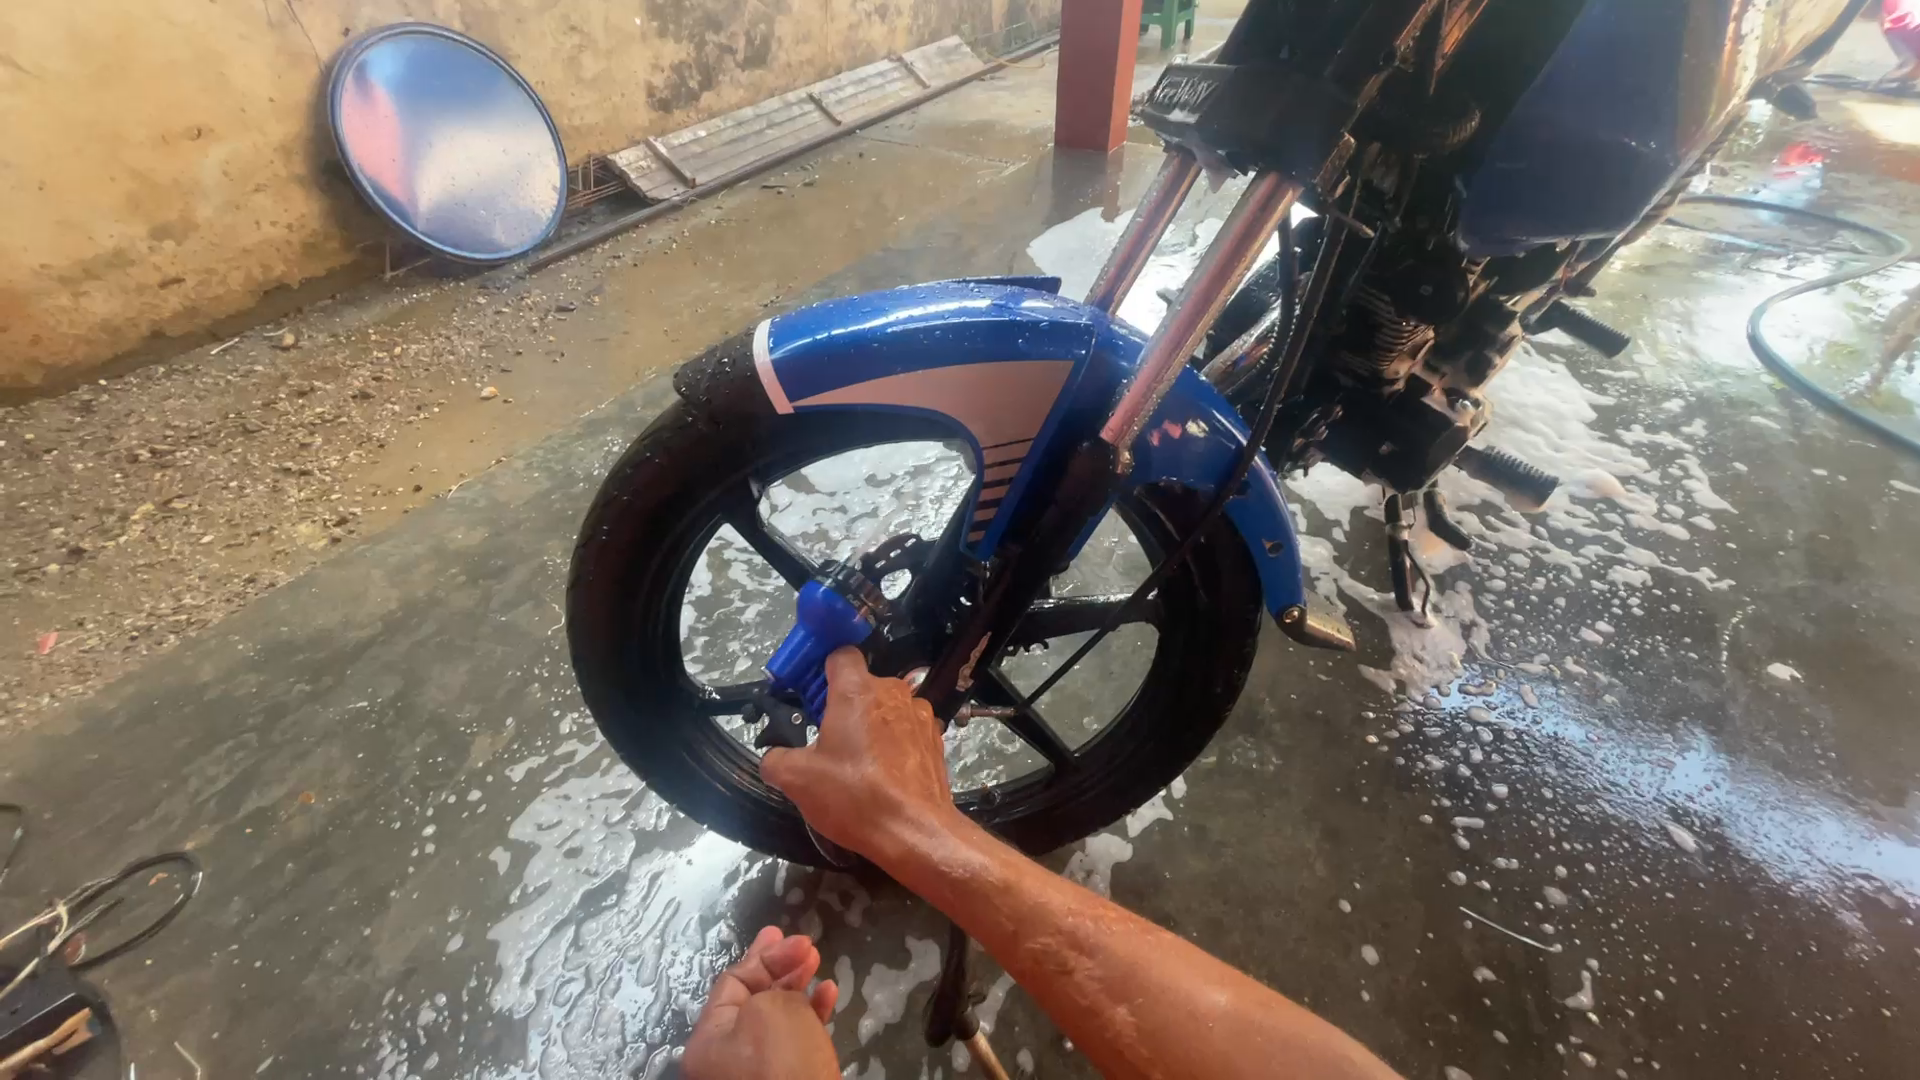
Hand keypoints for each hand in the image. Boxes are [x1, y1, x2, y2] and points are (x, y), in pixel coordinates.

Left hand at [683, 926, 839, 1079]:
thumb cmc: (779, 1063)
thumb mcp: (772, 1009)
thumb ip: (774, 989)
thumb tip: (784, 996)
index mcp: (709, 1041)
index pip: (733, 981)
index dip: (766, 954)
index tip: (795, 938)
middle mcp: (726, 1059)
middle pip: (753, 997)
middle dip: (781, 966)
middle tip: (804, 943)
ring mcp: (756, 1073)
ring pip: (777, 1016)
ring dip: (800, 985)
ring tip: (817, 962)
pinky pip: (796, 1039)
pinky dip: (813, 1013)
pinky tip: (830, 993)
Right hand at [760, 647, 956, 857]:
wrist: (913, 830)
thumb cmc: (854, 796)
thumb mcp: (797, 780)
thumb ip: (776, 759)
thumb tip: (774, 757)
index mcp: (856, 691)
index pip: (840, 654)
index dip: (823, 669)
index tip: (812, 694)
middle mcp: (892, 692)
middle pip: (863, 684)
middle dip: (845, 704)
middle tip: (828, 738)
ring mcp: (918, 713)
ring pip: (887, 706)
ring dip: (873, 723)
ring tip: (860, 761)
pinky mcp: (934, 737)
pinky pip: (908, 727)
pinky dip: (896, 741)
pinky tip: (886, 771)